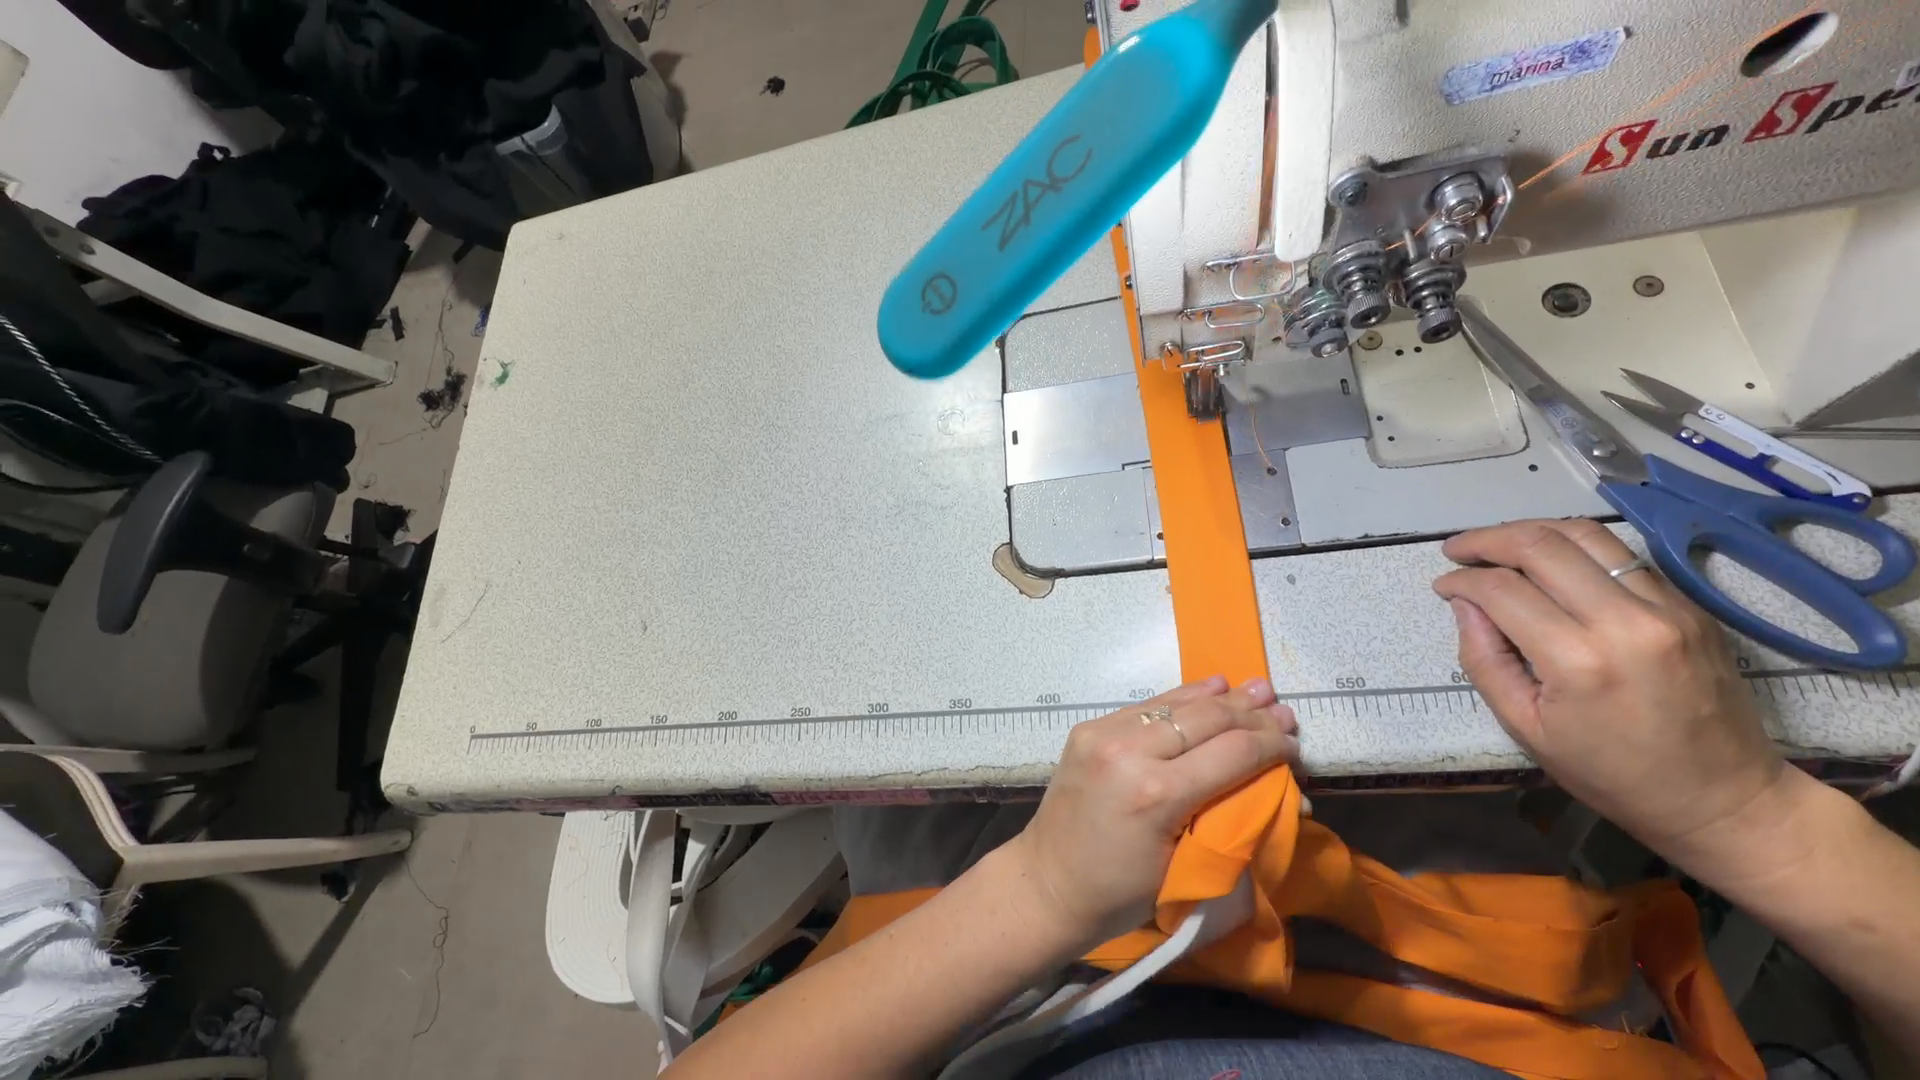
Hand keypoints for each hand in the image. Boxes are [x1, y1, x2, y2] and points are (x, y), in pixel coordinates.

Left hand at [1004, 677, 1298, 947]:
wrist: (1047, 884)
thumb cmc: (1121, 895)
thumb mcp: (1187, 866)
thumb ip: (1231, 819)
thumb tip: (1282, 789)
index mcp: (1157, 794)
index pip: (1233, 754)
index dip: (1272, 746)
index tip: (1296, 746)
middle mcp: (1129, 752)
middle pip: (1208, 720)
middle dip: (1252, 716)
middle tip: (1285, 711)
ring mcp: (1103, 734)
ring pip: (1177, 704)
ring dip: (1222, 698)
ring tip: (1258, 689)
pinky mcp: (1088, 728)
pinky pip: (1148, 706)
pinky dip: (1184, 698)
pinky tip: (1212, 688)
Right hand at [1432, 519, 1786, 858]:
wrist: (1724, 798)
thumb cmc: (1610, 774)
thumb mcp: (1524, 728)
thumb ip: (1485, 659)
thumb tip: (1463, 603)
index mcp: (1578, 660)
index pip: (1502, 590)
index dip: (1462, 580)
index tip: (1442, 585)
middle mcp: (1625, 620)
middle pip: (1542, 545)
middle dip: (1488, 540)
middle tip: (1458, 550)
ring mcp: (1666, 607)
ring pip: (1586, 535)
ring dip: (1531, 531)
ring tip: (1499, 544)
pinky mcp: (1690, 606)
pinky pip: (1622, 556)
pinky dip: (1575, 548)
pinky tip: (1550, 563)